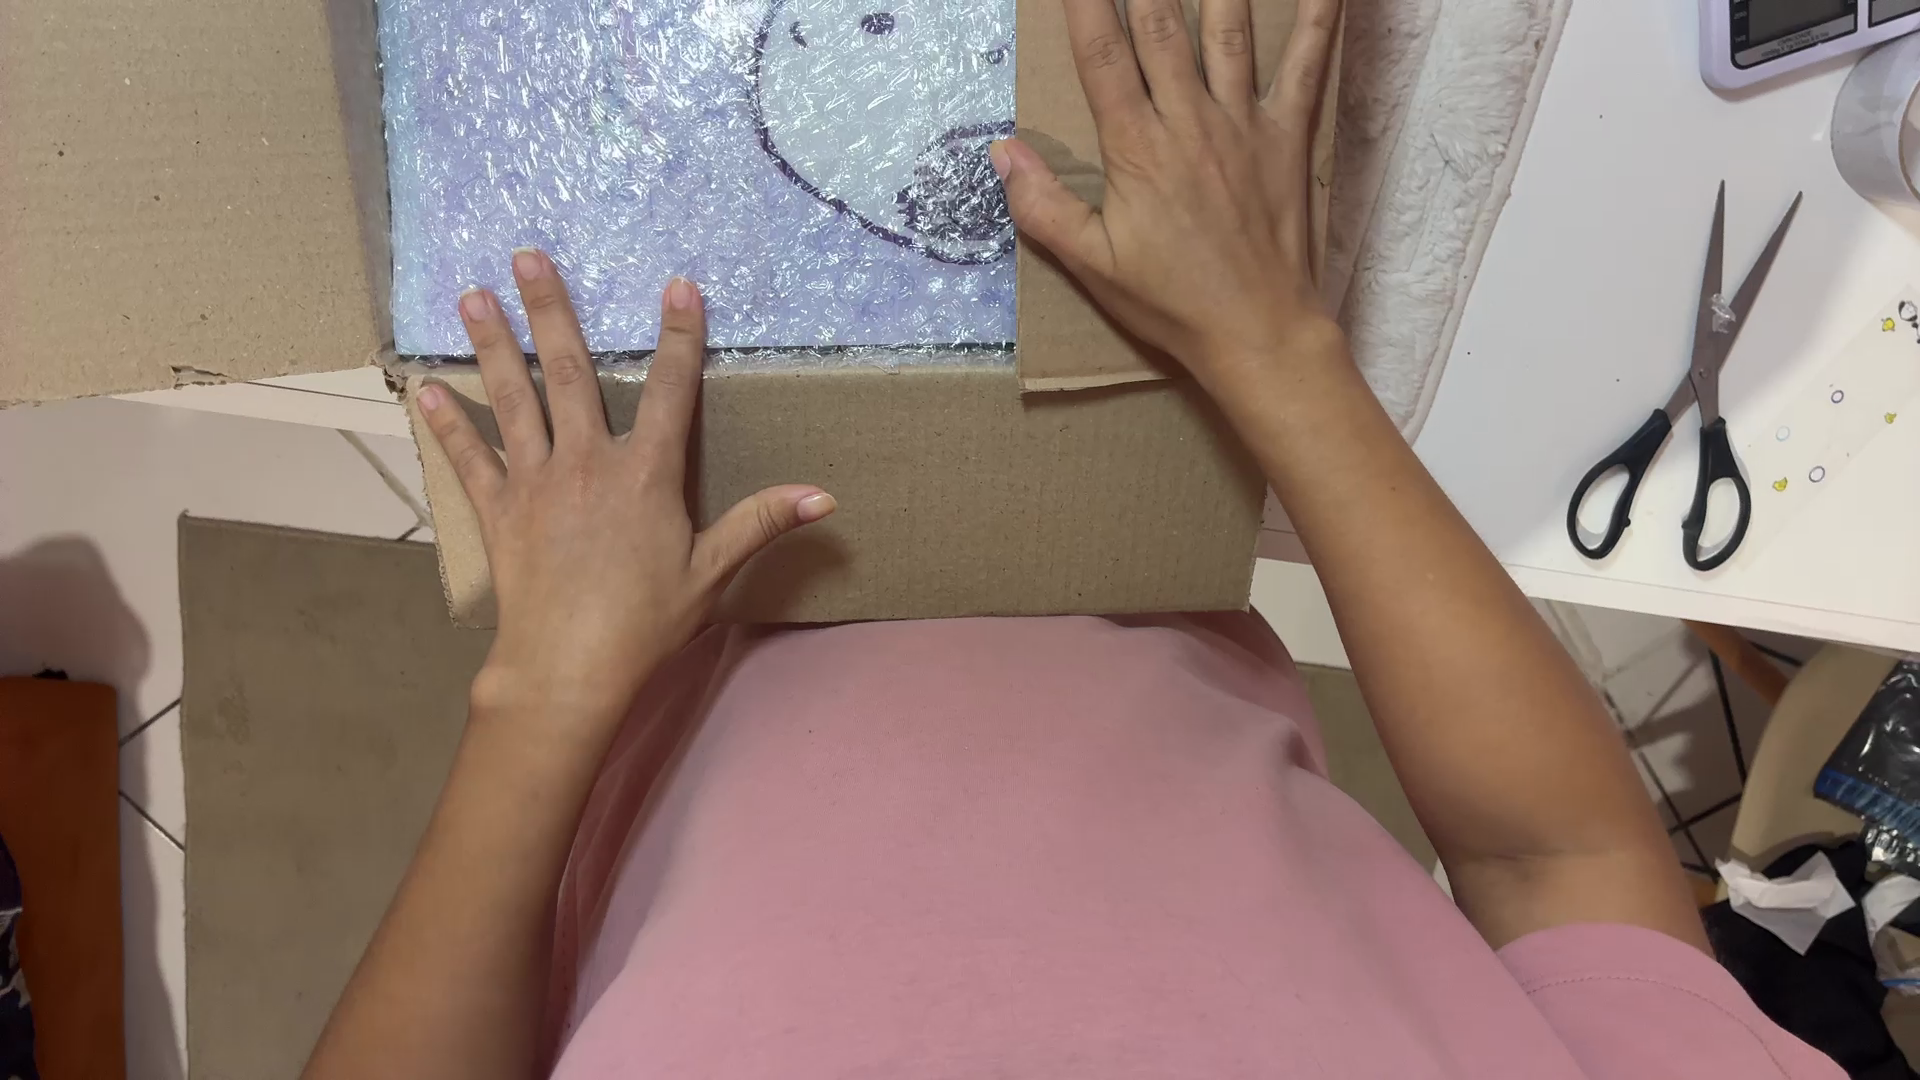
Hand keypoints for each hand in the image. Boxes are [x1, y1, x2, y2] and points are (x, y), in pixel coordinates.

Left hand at [417, 250, 834, 724]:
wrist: (568, 668)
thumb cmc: (647, 619)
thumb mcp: (714, 570)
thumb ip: (762, 522)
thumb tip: (825, 497)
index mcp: (644, 475)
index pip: (668, 392)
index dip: (678, 338)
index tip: (678, 287)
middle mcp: (586, 464)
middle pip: (570, 375)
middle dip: (553, 312)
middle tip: (528, 255)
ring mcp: (535, 484)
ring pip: (512, 402)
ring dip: (494, 346)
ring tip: (474, 295)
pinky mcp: (499, 512)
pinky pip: (469, 460)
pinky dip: (447, 424)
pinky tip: (423, 387)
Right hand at [990, 0, 1341, 388]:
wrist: (1254, 328)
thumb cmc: (1169, 302)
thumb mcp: (1092, 266)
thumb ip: (1042, 208)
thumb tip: (1001, 152)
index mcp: (1136, 149)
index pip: (1101, 55)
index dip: (1084, 4)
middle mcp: (1189, 120)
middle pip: (1161, 25)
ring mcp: (1243, 122)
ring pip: (1229, 26)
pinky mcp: (1288, 135)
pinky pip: (1309, 59)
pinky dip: (1319, 12)